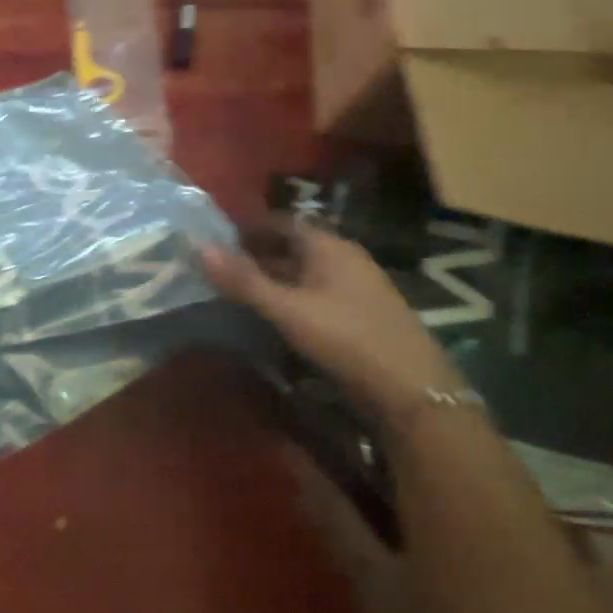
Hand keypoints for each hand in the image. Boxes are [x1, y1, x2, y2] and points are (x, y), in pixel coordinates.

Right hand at [199, 221, 465, 426]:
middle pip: (292, 245)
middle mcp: (344, 258)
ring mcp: (356, 286)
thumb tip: (198, 246)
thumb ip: (242, 280)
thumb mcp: (287, 309)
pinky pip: (314, 291)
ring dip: (271, 275)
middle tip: (216, 263)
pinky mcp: (359, 313)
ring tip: (234, 288)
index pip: (281, 222)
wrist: (414, 391)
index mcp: (329, 247)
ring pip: (303, 270)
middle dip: (254, 252)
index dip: (246, 225)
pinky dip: (288, 294)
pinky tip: (270, 312)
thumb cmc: (347, 338)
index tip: (213, 236)